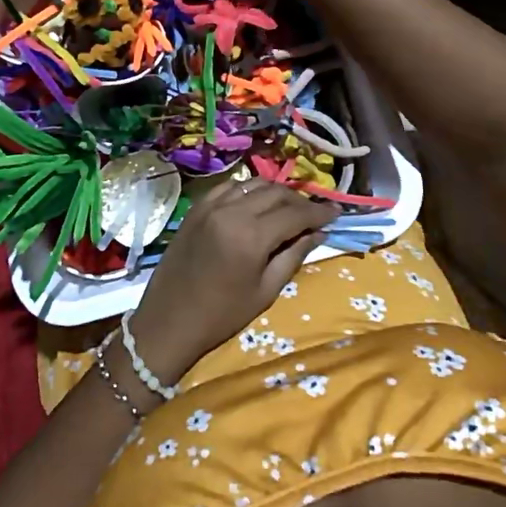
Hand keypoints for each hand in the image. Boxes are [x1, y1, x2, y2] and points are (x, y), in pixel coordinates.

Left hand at [128, 179, 336, 375]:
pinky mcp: (196, 208)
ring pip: (253, 185)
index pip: (295, 213)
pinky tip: (255, 203)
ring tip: (288, 208)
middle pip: (276, 193)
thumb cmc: (222, 314)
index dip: (319, 212)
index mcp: (251, 235)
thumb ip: (294, 256)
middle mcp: (232, 212)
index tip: (336, 213)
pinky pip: (229, 188)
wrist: (169, 321)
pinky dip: (248, 191)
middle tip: (314, 214)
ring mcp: (211, 206)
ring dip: (275, 193)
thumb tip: (319, 233)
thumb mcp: (266, 290)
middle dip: (300, 201)